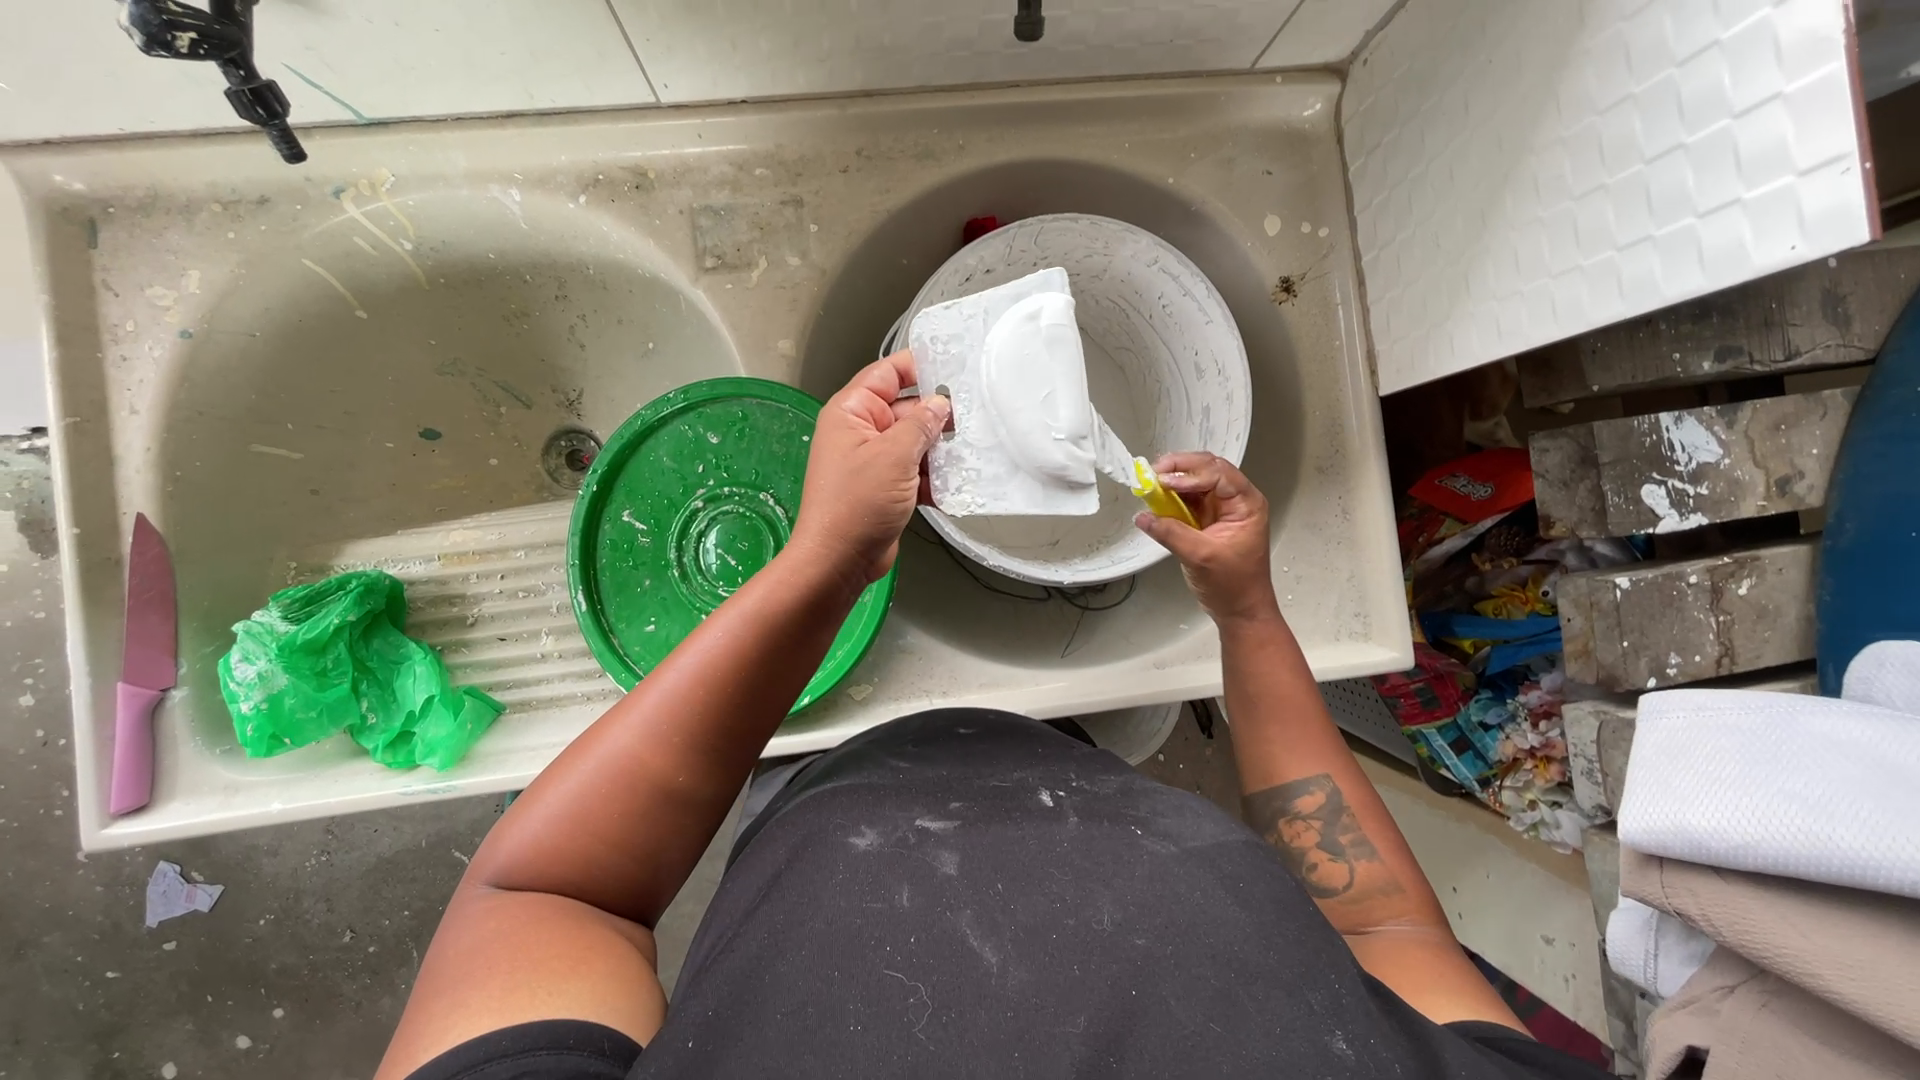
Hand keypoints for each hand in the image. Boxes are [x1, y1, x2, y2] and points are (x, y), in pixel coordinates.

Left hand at [789, 351, 950, 586]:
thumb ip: (920, 424)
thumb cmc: (855, 505)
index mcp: (851, 413)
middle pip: (906, 409)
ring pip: (914, 443)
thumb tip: (940, 404)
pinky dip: (932, 477)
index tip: (952, 366)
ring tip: (969, 450)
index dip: (918, 366)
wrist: (839, 561)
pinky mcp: (885, 488)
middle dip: (936, 416)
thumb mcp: (893, 456)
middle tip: (973, 417)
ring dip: (938, 450)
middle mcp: (860, 432)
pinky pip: (914, 472)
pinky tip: (955, 483)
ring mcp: (873, 462)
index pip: (886, 374)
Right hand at [1133, 452, 1278, 623]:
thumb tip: (1143, 517)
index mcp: (1246, 504)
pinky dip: (1171, 498)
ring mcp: (1221, 510)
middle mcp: (1236, 501)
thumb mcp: (1201, 557)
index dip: (1190, 473)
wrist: (1241, 610)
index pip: (1218, 473)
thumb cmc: (1234, 586)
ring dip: (1173, 482)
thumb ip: (1171, 533)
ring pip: (1196, 482)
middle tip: (1153, 474)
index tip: (1163, 481)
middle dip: (1180, 469)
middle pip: (1207, 470)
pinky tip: (1156, 500)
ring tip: (1150, 485)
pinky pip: (1188, 501)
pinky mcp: (1207, 520)